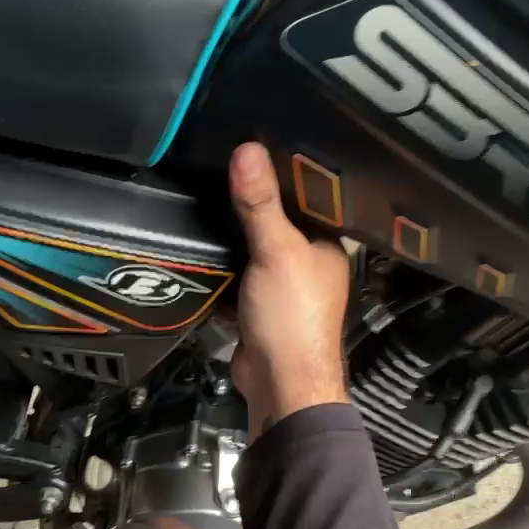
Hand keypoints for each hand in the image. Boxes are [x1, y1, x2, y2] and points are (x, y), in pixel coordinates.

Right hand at [227, 142, 350, 439]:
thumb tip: (247, 150)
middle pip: (274, 226)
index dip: (282, 174)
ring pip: (251, 255)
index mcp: (327, 246)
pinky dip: (219, 275)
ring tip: (203, 203)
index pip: (305, 199)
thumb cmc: (293, 318)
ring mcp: (280, 290)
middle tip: (218, 171)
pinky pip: (233, 284)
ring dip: (231, 242)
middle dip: (249, 208)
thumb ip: (260, 204)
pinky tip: (200, 255)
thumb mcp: (276, 251)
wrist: (277, 383)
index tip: (253, 145)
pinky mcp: (255, 312)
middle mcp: (307, 265)